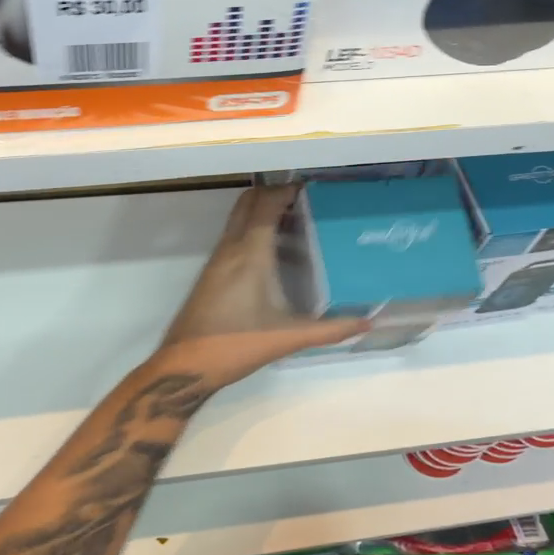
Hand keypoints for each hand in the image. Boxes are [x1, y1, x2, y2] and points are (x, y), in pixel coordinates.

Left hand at [150, 185, 367, 388]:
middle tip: (306, 201)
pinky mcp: (212, 274)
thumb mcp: (287, 338)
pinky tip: (278, 258)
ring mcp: (217, 260)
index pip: (267, 204)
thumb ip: (329, 330)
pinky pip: (234, 238)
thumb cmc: (235, 346)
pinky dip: (254, 233)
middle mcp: (230, 248)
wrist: (186, 365)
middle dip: (274, 193)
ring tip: (300, 224)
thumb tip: (368, 322)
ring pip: (239, 220)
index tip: (315, 189)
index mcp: (249, 254)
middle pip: (248, 202)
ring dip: (263, 213)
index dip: (288, 190)